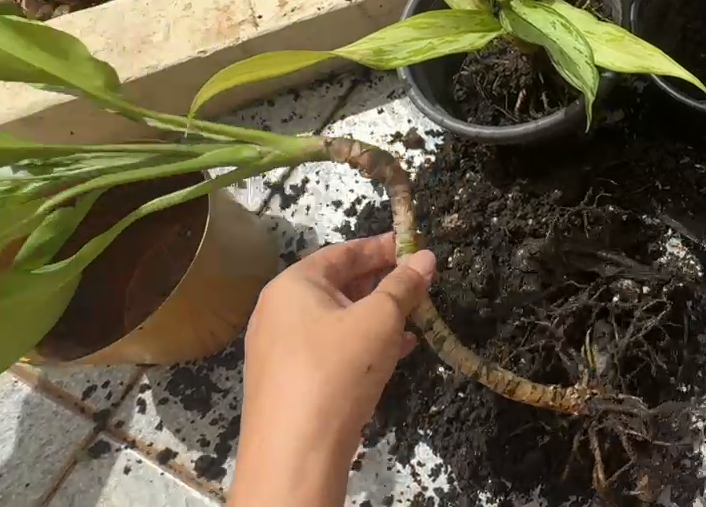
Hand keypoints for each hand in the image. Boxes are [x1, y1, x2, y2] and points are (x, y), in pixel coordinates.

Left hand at [229, 234, 433, 505]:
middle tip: (421, 283)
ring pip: (339, 317)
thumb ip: (405, 283)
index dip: (383, 247)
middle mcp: (279, 311)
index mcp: (293, 286)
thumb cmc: (336, 370)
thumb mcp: (381, 318)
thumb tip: (426, 256)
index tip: (417, 248)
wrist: (294, 458)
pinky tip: (398, 349)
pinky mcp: (289, 380)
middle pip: (340, 283)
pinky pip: (332, 346)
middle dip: (384, 282)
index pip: (345, 251)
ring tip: (417, 316)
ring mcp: (280, 349)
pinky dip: (364, 341)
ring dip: (379, 313)